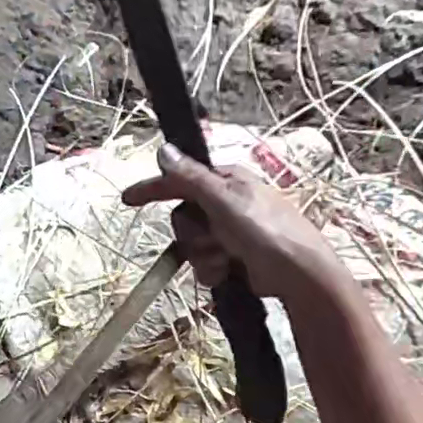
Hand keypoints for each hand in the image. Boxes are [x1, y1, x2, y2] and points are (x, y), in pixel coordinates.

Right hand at [121, 143, 341, 299]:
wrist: (295, 272)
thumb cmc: (264, 229)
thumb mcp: (224, 199)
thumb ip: (191, 177)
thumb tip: (163, 149)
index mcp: (225, 181)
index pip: (180, 180)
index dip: (154, 189)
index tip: (127, 199)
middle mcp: (225, 204)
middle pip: (183, 218)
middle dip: (193, 234)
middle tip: (213, 239)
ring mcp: (229, 233)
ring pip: (192, 245)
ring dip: (203, 256)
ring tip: (226, 260)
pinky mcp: (232, 259)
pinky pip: (204, 264)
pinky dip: (212, 271)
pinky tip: (227, 273)